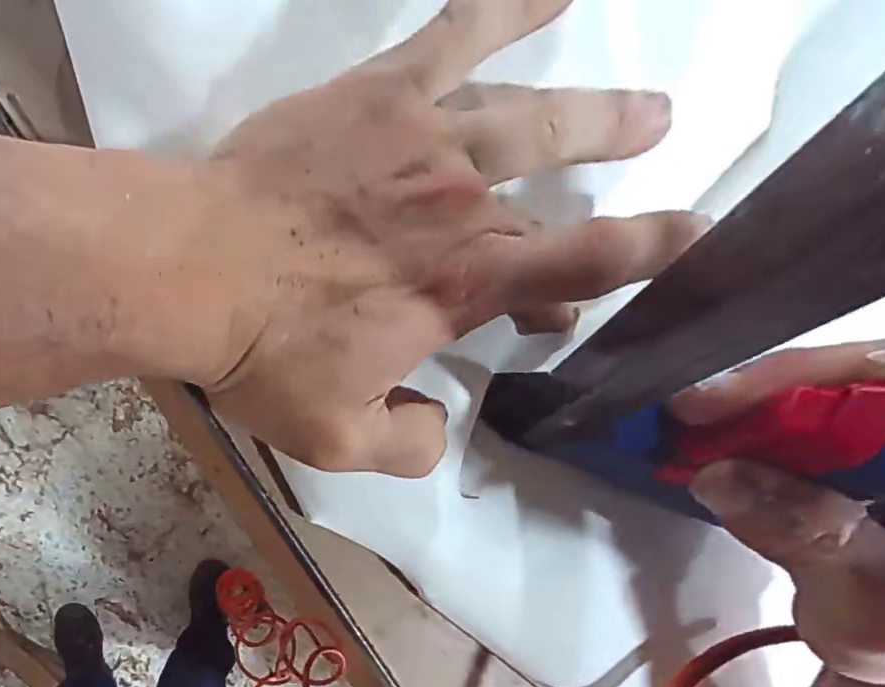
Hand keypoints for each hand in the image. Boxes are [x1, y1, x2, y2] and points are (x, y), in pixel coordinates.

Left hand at [201, 0, 706, 477]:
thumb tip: (442, 424)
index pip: (582, 267)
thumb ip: (406, 445)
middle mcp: (461, 208)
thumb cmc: (262, 357)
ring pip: (532, 118)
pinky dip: (511, 4)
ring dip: (597, 116)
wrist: (191, 273)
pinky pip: (456, 33)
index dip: (649, 256)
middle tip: (632, 215)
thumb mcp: (337, 438)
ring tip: (649, 110)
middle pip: (546, 212)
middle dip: (590, 224)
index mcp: (460, 289)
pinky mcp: (376, 95)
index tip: (693, 250)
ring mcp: (422, 140)